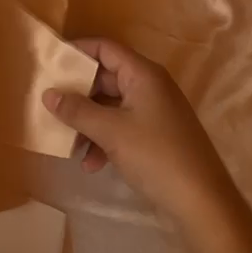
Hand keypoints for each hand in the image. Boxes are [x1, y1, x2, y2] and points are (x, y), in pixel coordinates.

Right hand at [42, 38, 237, 224]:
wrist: (203, 204)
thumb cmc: (156, 155)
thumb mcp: (111, 131)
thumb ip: (77, 110)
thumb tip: (48, 94)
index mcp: (143, 74)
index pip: (105, 48)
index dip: (78, 51)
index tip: (51, 62)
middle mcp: (150, 86)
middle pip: (106, 78)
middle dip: (79, 94)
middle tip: (52, 106)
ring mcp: (155, 112)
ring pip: (112, 106)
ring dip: (89, 122)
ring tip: (70, 145)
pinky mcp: (158, 136)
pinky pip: (123, 126)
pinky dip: (105, 139)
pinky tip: (92, 164)